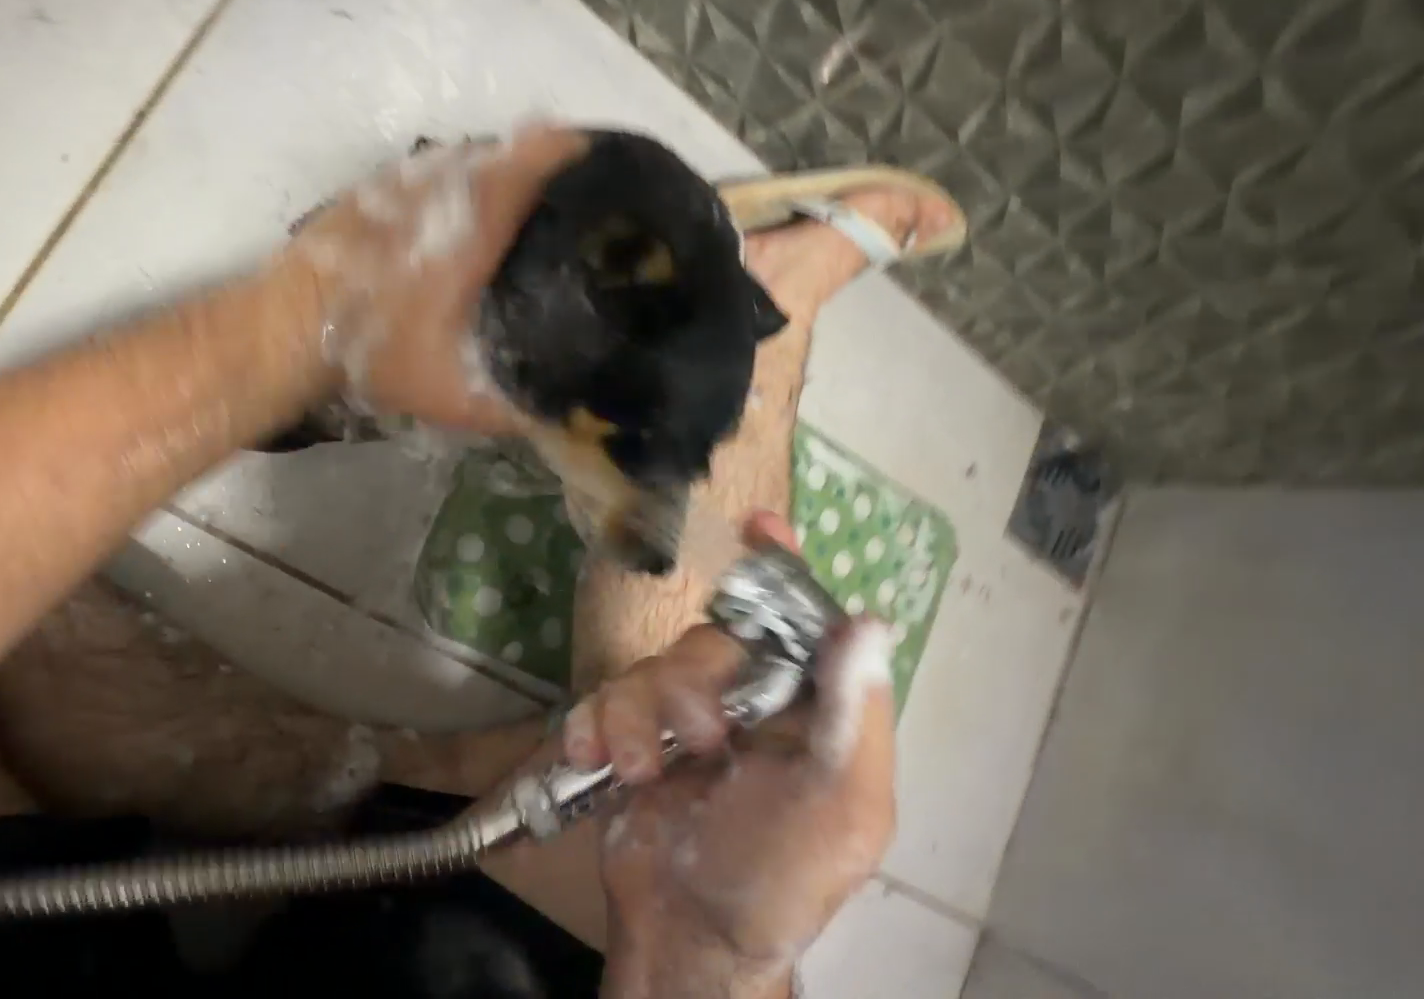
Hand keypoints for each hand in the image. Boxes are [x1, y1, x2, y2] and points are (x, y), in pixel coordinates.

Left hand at [285, 127, 586, 434]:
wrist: (290, 329)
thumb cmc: (375, 354)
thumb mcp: (452, 396)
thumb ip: (512, 410)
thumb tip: (561, 419)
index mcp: (470, 226)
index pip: (529, 160)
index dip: (566, 152)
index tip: (595, 161)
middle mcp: (438, 189)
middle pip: (502, 151)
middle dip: (539, 162)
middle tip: (566, 192)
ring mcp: (400, 183)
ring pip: (464, 158)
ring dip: (495, 170)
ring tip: (521, 200)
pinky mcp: (372, 191)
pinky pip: (429, 172)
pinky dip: (455, 182)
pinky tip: (458, 213)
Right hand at [569, 513, 897, 998]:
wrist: (687, 935)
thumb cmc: (778, 879)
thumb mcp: (839, 809)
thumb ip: (851, 718)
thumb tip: (867, 622)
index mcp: (801, 712)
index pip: (798, 622)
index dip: (781, 568)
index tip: (758, 525)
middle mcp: (743, 704)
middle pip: (705, 641)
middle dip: (690, 686)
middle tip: (696, 743)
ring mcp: (678, 720)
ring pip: (647, 668)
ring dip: (636, 718)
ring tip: (638, 772)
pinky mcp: (627, 737)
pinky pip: (601, 700)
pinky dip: (594, 723)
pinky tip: (591, 755)